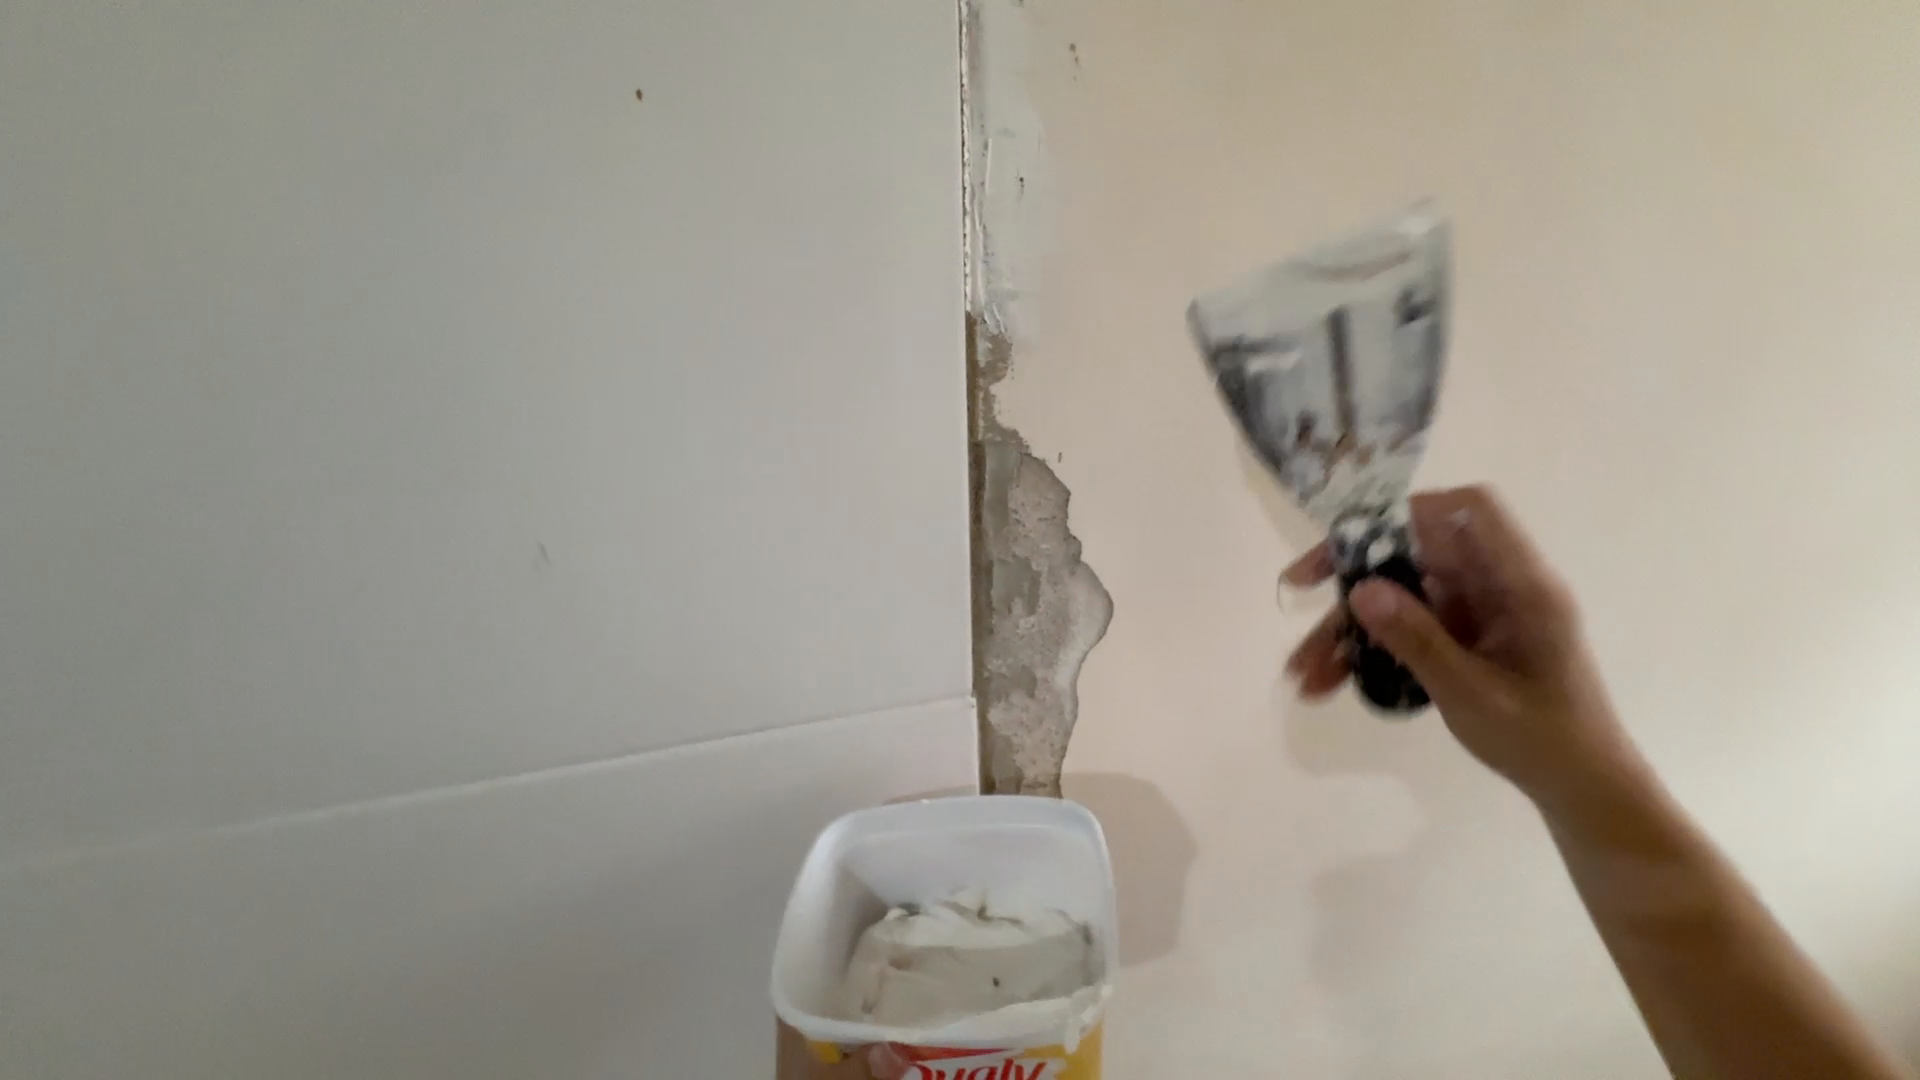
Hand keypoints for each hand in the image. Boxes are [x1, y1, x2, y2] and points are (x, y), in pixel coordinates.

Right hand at [1284, 485, 1649, 817]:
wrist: (1582, 791)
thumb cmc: (1544, 740)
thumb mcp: (1472, 692)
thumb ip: (1417, 639)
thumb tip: (1360, 589)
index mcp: (1518, 585)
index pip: (1470, 512)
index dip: (1411, 510)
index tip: (1355, 539)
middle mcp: (1493, 589)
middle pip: (1411, 555)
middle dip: (1350, 577)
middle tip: (1295, 590)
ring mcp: (1473, 616)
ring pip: (1396, 599)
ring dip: (1347, 629)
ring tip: (1303, 671)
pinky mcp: (1458, 642)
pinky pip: (1401, 632)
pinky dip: (1364, 653)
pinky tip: (1328, 683)